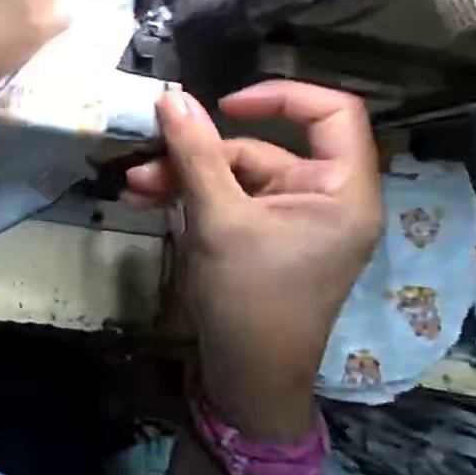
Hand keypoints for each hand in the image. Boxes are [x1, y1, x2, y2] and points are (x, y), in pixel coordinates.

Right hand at [125, 83, 383, 439]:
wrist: (244, 378)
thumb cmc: (248, 299)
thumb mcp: (218, 220)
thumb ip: (195, 154)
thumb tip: (170, 97)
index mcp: (340, 191)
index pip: (331, 113)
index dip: (280, 96)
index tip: (224, 105)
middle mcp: (321, 199)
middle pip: (260, 149)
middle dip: (197, 155)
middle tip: (145, 164)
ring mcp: (289, 220)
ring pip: (232, 176)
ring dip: (183, 178)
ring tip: (135, 188)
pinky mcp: (261, 237)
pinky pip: (226, 201)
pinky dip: (190, 198)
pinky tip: (149, 202)